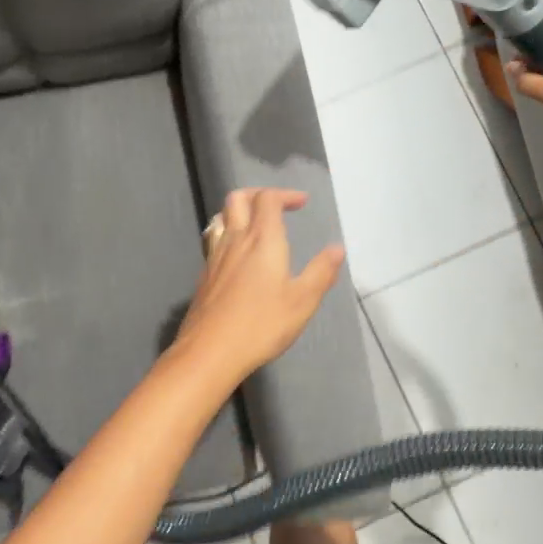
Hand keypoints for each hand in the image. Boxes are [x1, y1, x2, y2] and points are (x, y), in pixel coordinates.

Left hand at [174, 188, 345, 382]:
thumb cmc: (262, 324)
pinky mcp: (205, 273)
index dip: (285, 194)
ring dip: (240, 211)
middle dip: (259, 194)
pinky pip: (215, 239)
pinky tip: (239, 254)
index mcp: (262, 239)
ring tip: (257, 225)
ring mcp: (215, 256)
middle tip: (278, 206)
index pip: (268, 199)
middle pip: (238, 198)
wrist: (210, 349)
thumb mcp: (302, 301)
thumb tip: (337, 248)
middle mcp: (235, 239)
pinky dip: (229, 233)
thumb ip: (321, 271)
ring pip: (222, 216)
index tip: (302, 202)